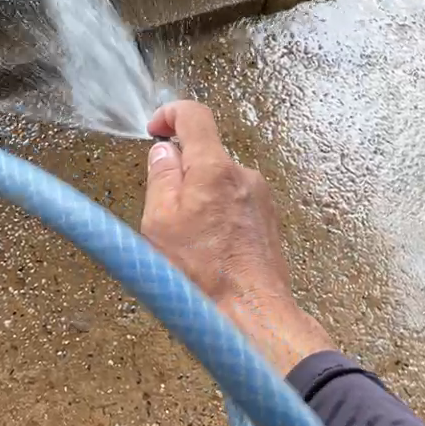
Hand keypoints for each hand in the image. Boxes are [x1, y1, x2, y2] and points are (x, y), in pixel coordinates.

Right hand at [141, 101, 333, 373]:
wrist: (251, 311)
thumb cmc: (203, 272)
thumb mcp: (160, 221)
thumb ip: (160, 177)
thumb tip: (163, 152)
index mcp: (214, 168)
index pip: (194, 115)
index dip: (169, 114)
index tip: (156, 129)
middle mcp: (243, 174)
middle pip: (206, 151)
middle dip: (180, 168)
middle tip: (163, 206)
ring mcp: (260, 197)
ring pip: (219, 179)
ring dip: (199, 195)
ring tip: (187, 237)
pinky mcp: (268, 219)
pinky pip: (235, 201)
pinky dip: (217, 213)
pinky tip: (208, 247)